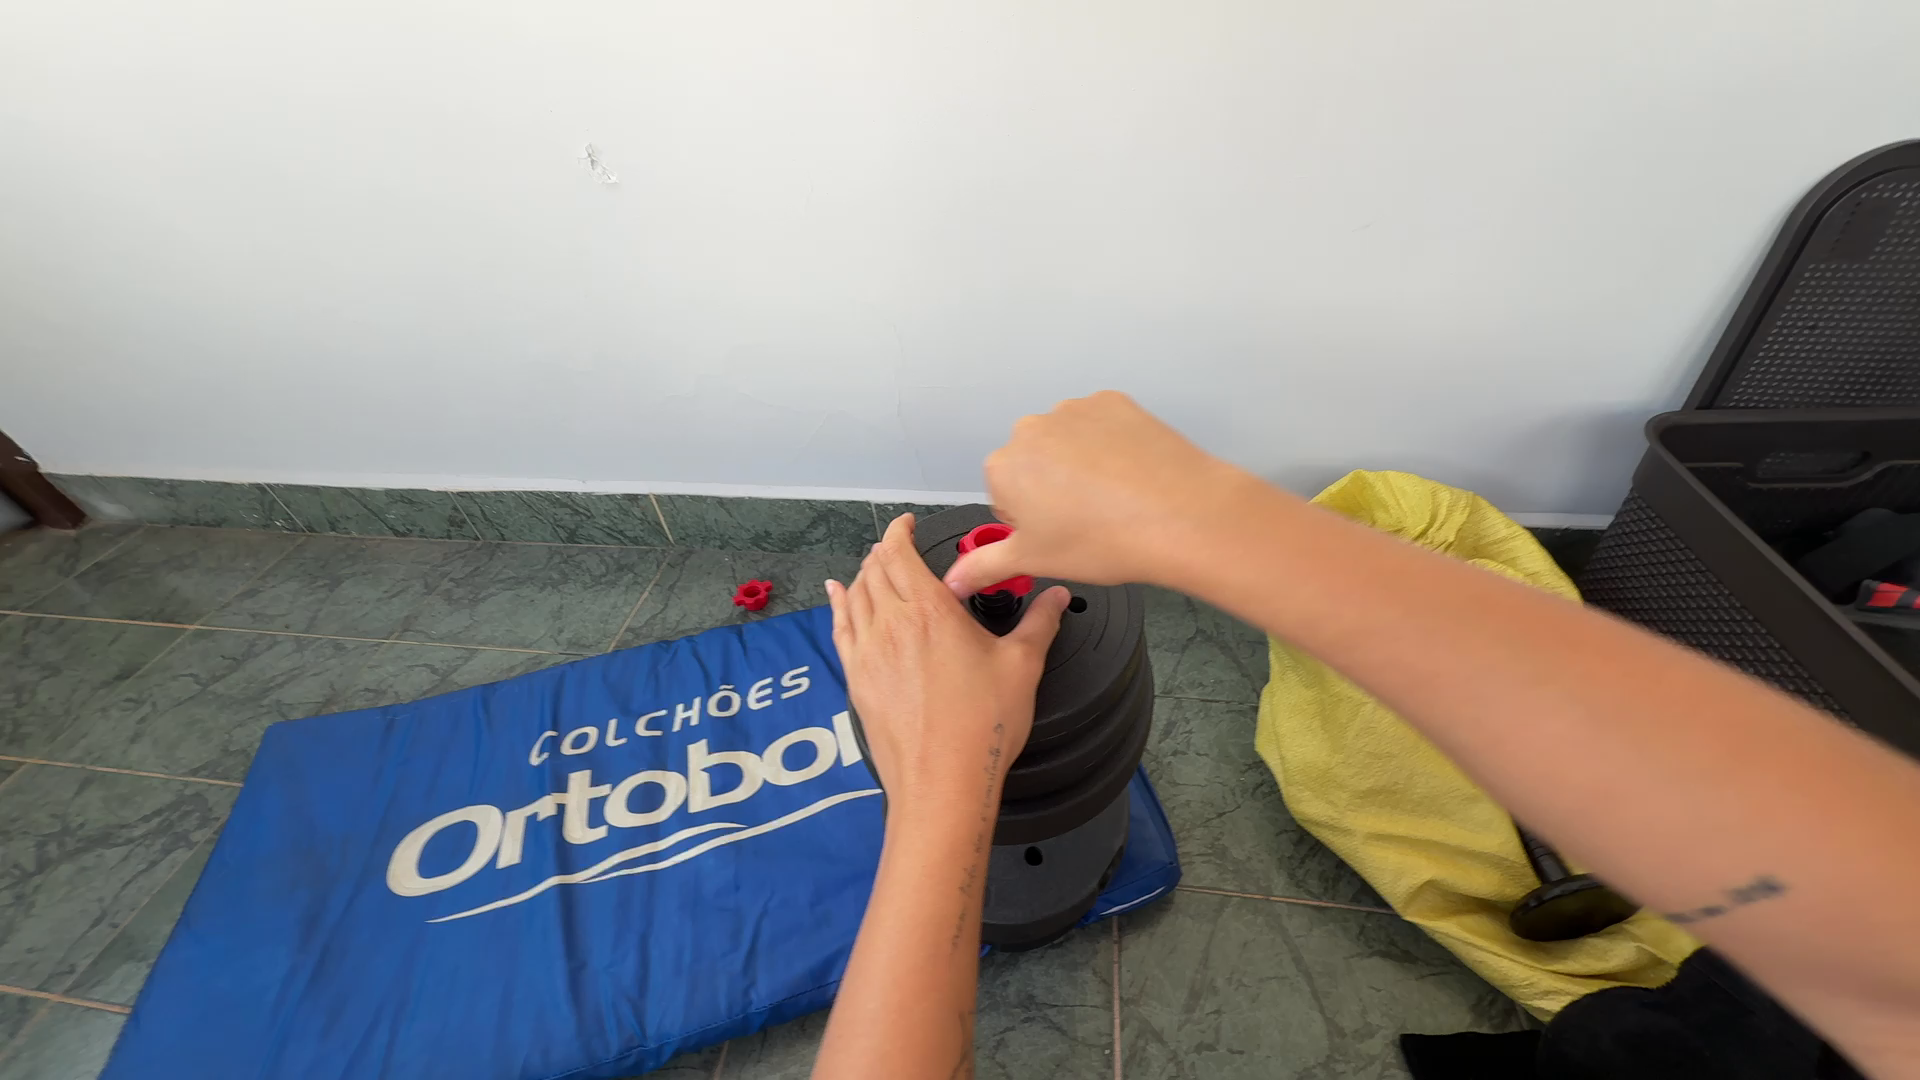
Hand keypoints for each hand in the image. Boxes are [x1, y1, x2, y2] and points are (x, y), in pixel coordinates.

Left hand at [826, 514, 1069, 809]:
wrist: (941, 782)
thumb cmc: (983, 724)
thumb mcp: (1022, 666)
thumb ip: (1039, 622)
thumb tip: (1056, 593)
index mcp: (931, 610)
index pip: (901, 553)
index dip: (901, 531)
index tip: (908, 524)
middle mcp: (892, 623)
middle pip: (875, 570)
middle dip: (884, 550)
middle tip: (897, 545)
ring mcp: (868, 651)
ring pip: (856, 595)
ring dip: (864, 573)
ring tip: (873, 566)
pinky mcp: (856, 678)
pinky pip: (840, 628)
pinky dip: (838, 604)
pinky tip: (836, 594)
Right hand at [944, 390, 1267, 596]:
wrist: (1178, 515)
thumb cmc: (1104, 539)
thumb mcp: (1033, 561)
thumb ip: (984, 567)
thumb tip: (953, 581)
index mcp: (1003, 467)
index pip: (1004, 496)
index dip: (1031, 520)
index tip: (1057, 533)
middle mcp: (1031, 429)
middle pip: (1032, 464)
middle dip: (1049, 488)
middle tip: (1086, 519)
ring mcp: (1074, 410)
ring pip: (1066, 443)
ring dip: (1079, 465)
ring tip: (1112, 499)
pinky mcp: (1113, 402)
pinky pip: (1100, 425)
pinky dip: (1110, 445)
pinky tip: (1129, 474)